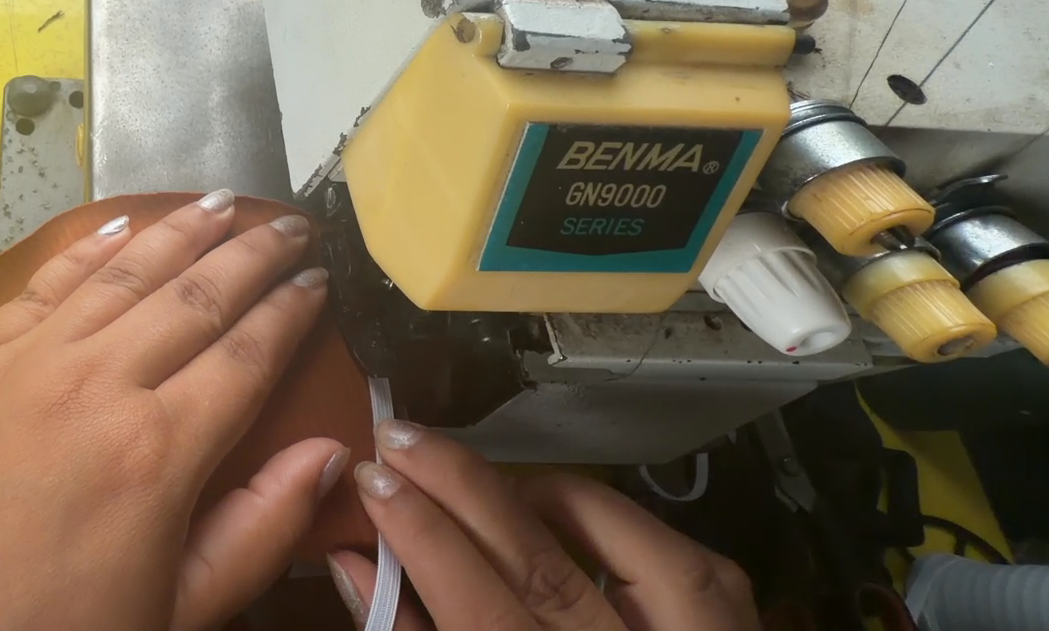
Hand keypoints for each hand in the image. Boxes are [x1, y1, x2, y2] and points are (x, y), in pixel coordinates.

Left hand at [0, 190, 345, 630]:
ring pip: (126, 272)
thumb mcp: (173, 613)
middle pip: (196, 295)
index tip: (320, 277)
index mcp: (157, 450)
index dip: (291, 311)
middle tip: (289, 223)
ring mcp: (33, 356)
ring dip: (180, 231)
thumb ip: (258, 528)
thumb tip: (330, 451)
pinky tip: (122, 224)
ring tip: (221, 202)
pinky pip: (48, 280)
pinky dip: (90, 246)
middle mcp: (99, 381)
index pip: (246, 354)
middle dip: (252, 253)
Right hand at [328, 423, 757, 630]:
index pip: (481, 613)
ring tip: (473, 474)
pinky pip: (698, 569)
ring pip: (639, 562)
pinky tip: (553, 503)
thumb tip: (350, 554)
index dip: (421, 534)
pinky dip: (613, 517)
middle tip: (399, 435)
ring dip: (539, 496)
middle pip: (545, 572)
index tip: (372, 474)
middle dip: (459, 487)